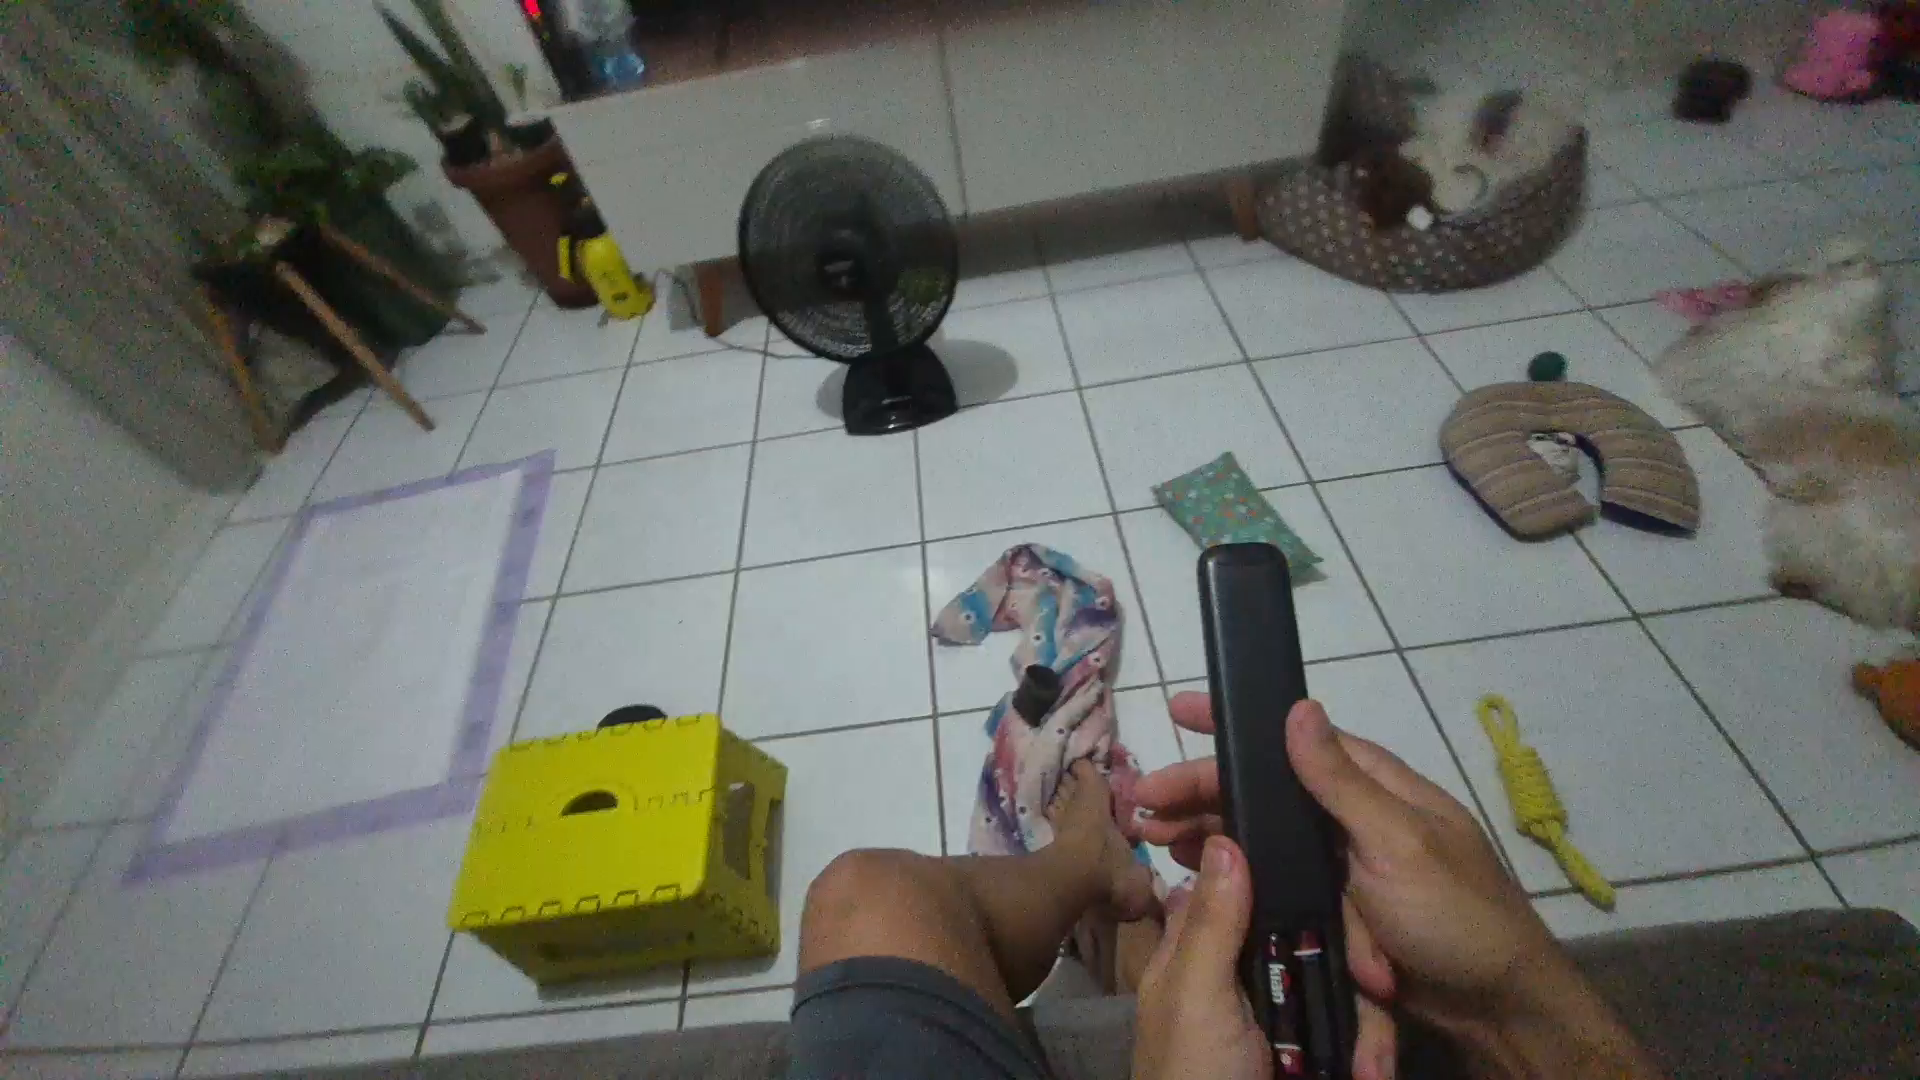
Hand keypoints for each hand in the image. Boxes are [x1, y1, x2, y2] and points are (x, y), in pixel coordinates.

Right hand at [1136, 694, 1659, 1078]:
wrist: (1498, 1012)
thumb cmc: (1456, 916)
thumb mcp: (1398, 842)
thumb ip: (1342, 780)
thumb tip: (1299, 707)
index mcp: (1366, 783)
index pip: (1287, 737)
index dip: (1231, 722)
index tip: (1179, 710)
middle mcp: (1343, 812)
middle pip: (1257, 789)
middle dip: (1198, 790)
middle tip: (1144, 801)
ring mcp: (1333, 858)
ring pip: (1255, 833)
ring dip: (1204, 831)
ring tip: (1156, 839)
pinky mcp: (1326, 899)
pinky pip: (1268, 875)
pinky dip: (1230, 870)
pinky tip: (1193, 872)